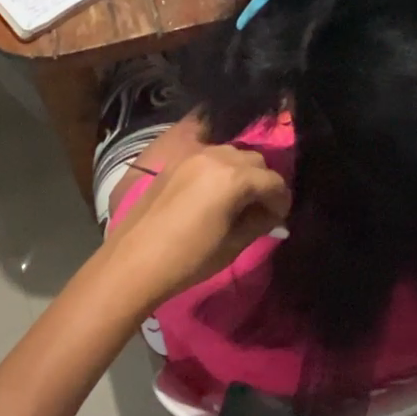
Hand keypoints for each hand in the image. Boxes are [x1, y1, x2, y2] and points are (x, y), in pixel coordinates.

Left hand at [102, 146, 289, 311]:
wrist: (135, 261)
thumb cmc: (189, 259)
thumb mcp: (233, 245)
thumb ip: (259, 222)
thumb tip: (271, 214)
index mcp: (234, 177)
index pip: (273, 181)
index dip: (281, 201)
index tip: (278, 220)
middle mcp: (216, 156)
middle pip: (255, 160)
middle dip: (263, 182)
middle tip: (260, 210)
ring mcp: (193, 156)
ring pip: (232, 154)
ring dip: (242, 172)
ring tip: (237, 200)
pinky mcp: (175, 162)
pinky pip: (209, 157)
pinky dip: (220, 169)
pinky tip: (214, 193)